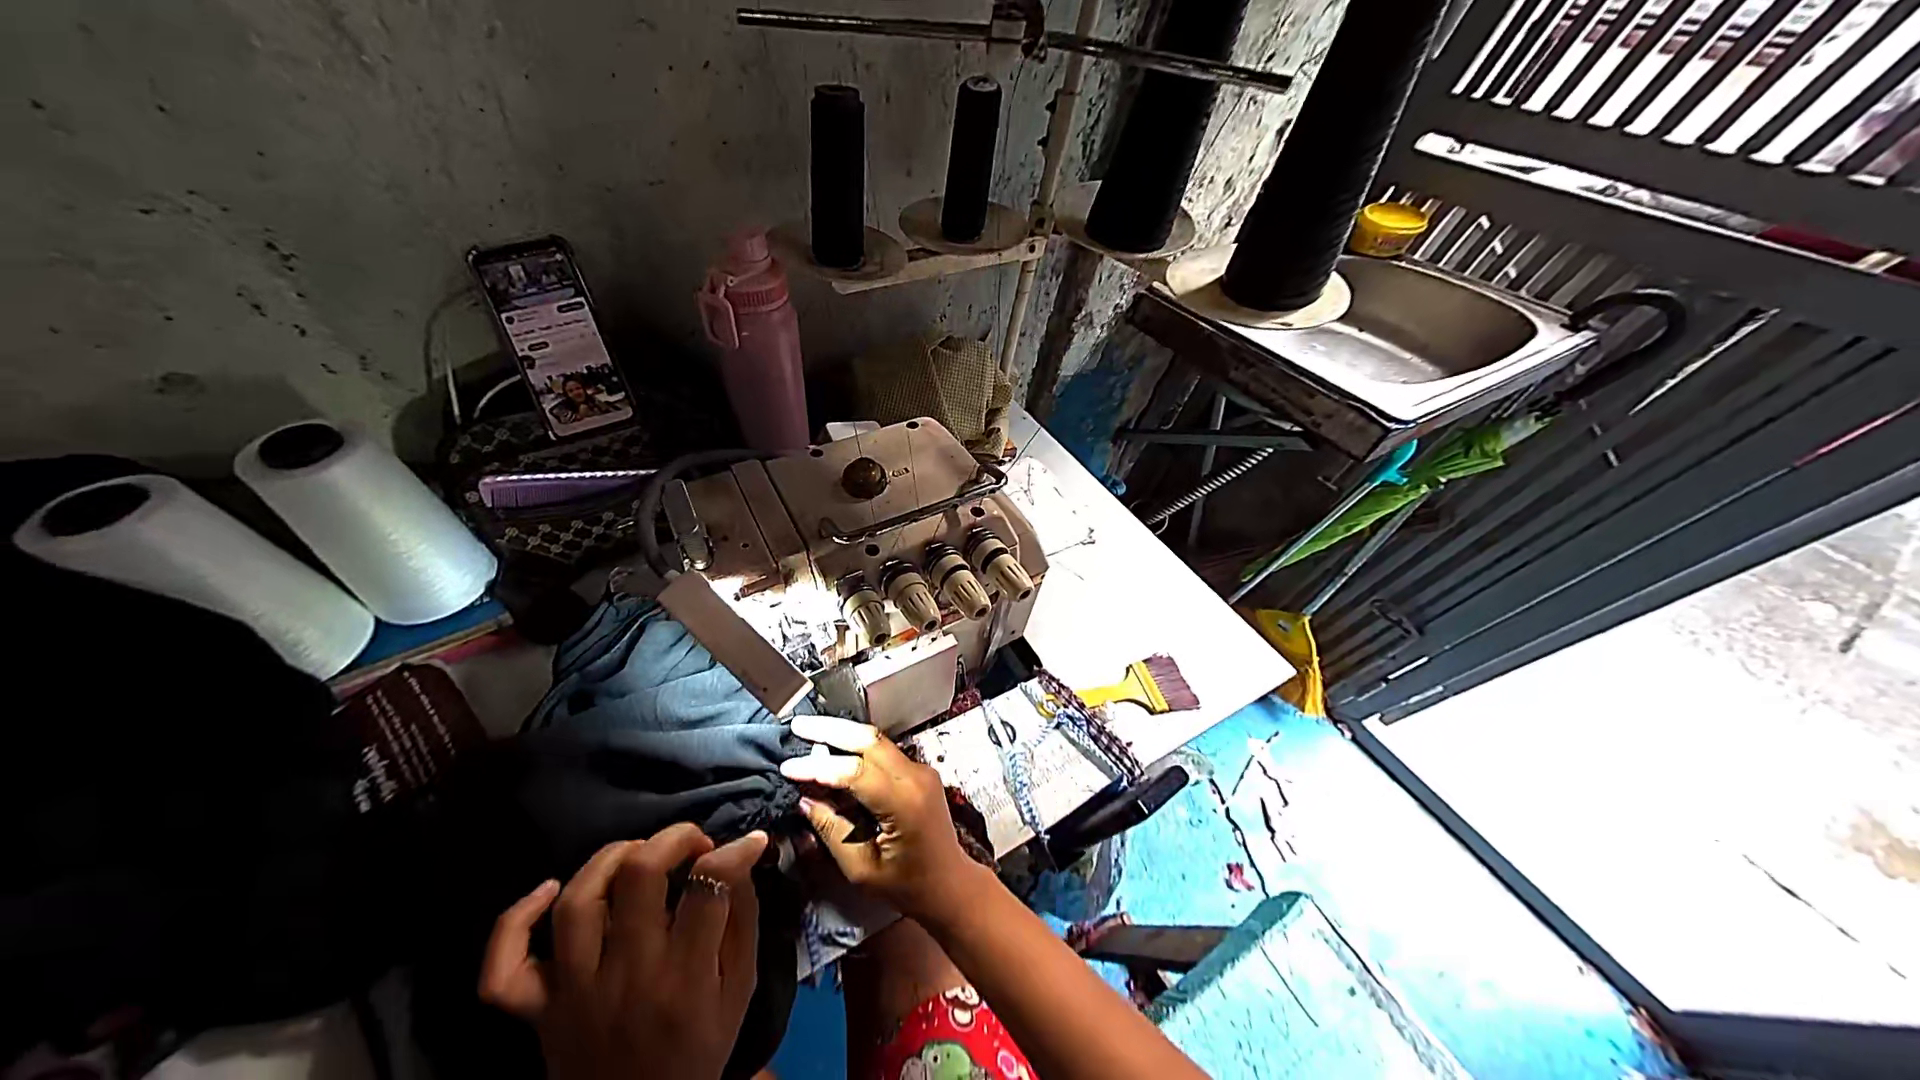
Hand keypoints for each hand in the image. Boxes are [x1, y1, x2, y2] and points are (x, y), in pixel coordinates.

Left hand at [478, 824, 768, 1079]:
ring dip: (611, 859)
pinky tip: (549, 890)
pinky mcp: (535, 1011)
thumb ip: (743, 918)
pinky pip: (503, 967)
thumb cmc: (699, 1047)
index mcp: (687, 977)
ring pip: (577, 903)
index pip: (708, 887)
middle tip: (691, 843)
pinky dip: (516, 919)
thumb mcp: (739, 987)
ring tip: (637, 854)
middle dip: (672, 839)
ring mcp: (573, 993)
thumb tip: (741, 853)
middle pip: (638, 877)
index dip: (732, 851)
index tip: (745, 844)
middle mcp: (628, 976)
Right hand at [780, 715, 979, 921]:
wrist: (950, 883)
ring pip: (876, 740)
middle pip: (870, 740)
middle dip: (831, 730)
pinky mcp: (918, 771)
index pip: (856, 771)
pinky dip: (855, 747)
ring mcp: (921, 770)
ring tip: (809, 732)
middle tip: (798, 726)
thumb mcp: (861, 868)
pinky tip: (832, 749)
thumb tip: (805, 799)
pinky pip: (883, 751)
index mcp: (905, 803)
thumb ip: (832, 830)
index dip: (819, 767)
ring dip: (842, 734)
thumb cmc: (908, 885)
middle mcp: (916, 778)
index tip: (788, 768)